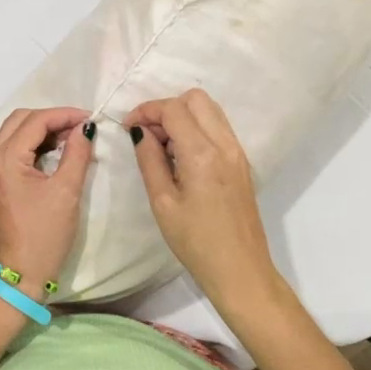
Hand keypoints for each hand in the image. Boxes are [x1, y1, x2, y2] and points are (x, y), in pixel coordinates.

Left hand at [0, 107, 94, 293]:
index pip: (35, 121)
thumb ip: (76, 153)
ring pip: (13, 133)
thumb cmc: (44, 235)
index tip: (89, 119)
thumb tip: (84, 128)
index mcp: (4, 159)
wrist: (18, 275)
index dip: (63, 115)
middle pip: (19, 120)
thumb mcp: (66, 192)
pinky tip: (53, 152)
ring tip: (70, 138)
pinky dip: (31, 145)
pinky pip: (10, 149)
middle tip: (79, 128)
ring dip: (40, 131)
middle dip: (50, 119)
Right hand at [128, 89, 279, 312]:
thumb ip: (149, 160)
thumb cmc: (196, 242)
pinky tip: (182, 157)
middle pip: (196, 98)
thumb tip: (140, 132)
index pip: (173, 109)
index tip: (128, 128)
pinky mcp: (242, 162)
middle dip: (166, 108)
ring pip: (210, 110)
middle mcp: (225, 144)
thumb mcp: (162, 202)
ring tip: (163, 146)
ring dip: (183, 116)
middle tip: (148, 135)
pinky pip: (218, 128)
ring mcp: (237, 152)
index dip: (146, 111)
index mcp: (202, 154)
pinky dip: (197, 129)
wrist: (240, 270)